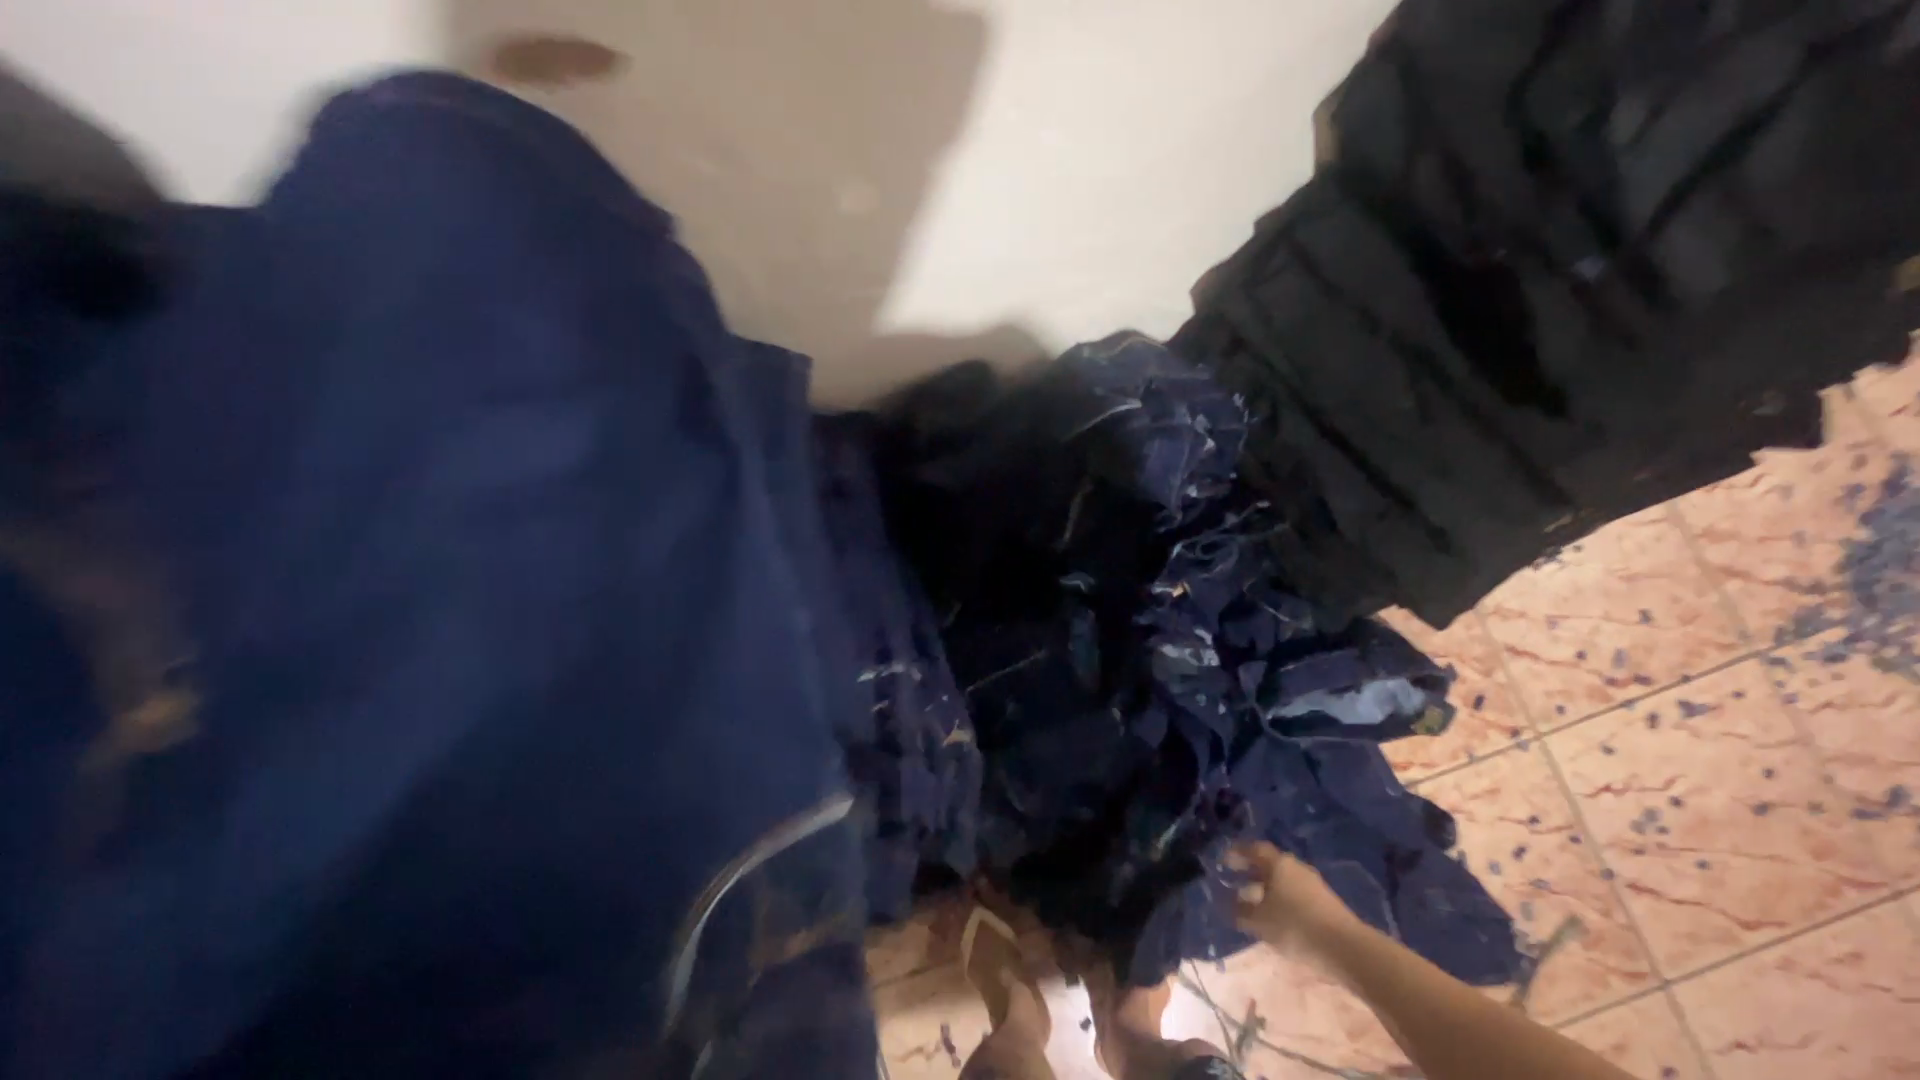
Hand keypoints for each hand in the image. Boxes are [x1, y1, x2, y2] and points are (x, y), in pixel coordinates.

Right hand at [1224, 842, 1358, 955]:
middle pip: (1270, 865)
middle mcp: (1296, 868)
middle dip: (1252, 872)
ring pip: (1284, 881)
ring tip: (1253, 904)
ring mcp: (1314, 885)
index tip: (1224, 860)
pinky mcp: (1325, 903)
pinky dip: (1282, 901)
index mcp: (1278, 864)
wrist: (1345, 947)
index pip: (1254, 849)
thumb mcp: (1259, 921)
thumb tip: (1231, 903)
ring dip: (1267, 889)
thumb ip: (1241, 910)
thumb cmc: (1294, 926)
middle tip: (1235, 881)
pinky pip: (1295, 895)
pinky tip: (1276, 918)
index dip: (1238, 853)